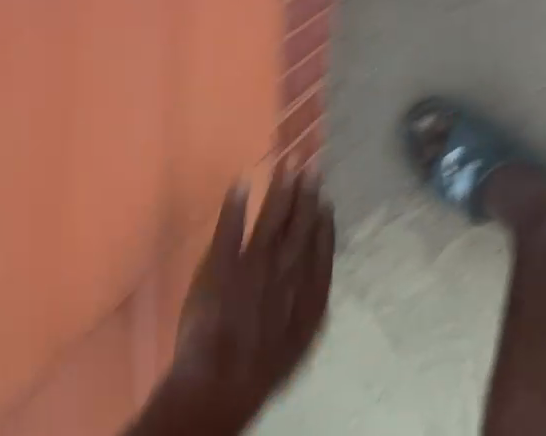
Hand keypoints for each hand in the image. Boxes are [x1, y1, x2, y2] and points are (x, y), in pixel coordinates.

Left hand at [146, 169, 336, 433]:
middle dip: (306, 190)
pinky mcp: (221, 269)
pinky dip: (235, 207)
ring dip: (281, 189)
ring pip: (272, 219)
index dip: (321, 212)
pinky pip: (230, 232)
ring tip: (289, 161)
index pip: (318, 238)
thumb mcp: (305, 333)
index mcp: (310, 283)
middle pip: (299, 222)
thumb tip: (321, 266)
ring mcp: (254, 266)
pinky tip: (241, 183)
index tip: (324, 191)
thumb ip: (314, 294)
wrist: (221, 385)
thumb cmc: (265, 365)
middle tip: (311, 160)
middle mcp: (286, 268)